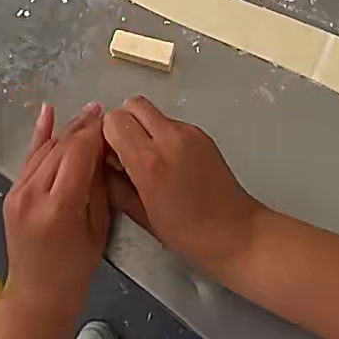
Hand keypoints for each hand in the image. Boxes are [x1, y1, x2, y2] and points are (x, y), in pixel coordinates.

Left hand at [1, 103, 110, 316]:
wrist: (36, 296)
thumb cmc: (75, 270)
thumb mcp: (98, 230)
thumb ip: (98, 188)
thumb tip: (102, 152)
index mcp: (58, 207)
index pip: (78, 155)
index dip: (95, 134)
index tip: (112, 121)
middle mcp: (33, 194)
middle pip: (61, 148)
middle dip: (83, 128)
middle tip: (104, 113)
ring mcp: (18, 192)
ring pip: (45, 150)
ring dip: (67, 130)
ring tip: (89, 114)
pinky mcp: (12, 193)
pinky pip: (29, 159)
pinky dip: (40, 135)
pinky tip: (47, 112)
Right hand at [102, 96, 268, 272]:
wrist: (237, 233)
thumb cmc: (186, 233)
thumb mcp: (141, 215)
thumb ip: (115, 185)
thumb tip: (102, 164)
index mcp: (149, 161)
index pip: (114, 120)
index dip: (107, 135)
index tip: (111, 154)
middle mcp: (168, 138)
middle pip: (133, 104)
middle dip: (124, 123)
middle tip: (127, 150)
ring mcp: (188, 132)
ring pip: (152, 112)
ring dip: (144, 127)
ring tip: (151, 158)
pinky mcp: (201, 133)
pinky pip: (170, 122)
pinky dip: (162, 134)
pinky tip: (171, 161)